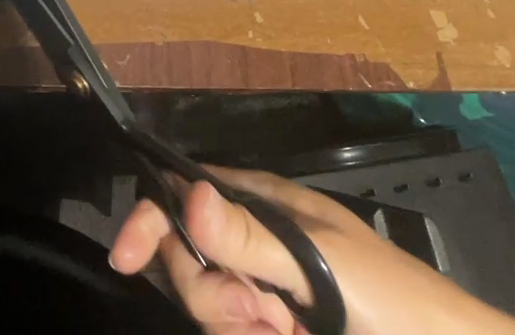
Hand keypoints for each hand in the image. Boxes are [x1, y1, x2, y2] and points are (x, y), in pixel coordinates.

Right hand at [109, 167, 514, 334]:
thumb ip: (248, 237)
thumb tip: (187, 193)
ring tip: (285, 334)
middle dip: (212, 294)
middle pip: (186, 258)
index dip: (150, 220)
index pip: (183, 195)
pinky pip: (230, 330)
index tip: (123, 258)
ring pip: (206, 304)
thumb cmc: (390, 301)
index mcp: (260, 204)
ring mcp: (261, 289)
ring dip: (236, 325)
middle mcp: (251, 241)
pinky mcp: (268, 327)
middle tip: (264, 316)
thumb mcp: (319, 264)